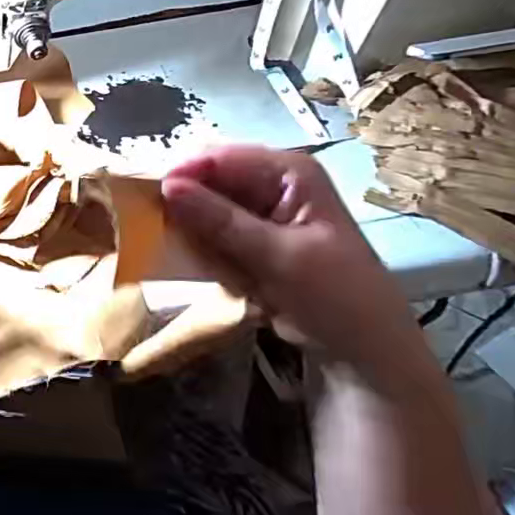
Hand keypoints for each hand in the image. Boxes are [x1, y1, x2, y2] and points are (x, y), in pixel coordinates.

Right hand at [161, 146, 433, 388]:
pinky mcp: (251, 242)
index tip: (148, 201)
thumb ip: (221, 220)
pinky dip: (199, 247)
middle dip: (183, 201)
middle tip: (152, 226)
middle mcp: (273, 184)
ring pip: (205, 208)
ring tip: (169, 248)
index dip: (184, 174)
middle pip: (210, 179)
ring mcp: (261, 214)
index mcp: (290, 172)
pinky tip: (190, 262)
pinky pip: (211, 234)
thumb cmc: (337, 298)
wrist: (366, 356)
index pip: (221, 158)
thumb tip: (167, 186)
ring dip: (187, 228)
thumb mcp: (279, 256)